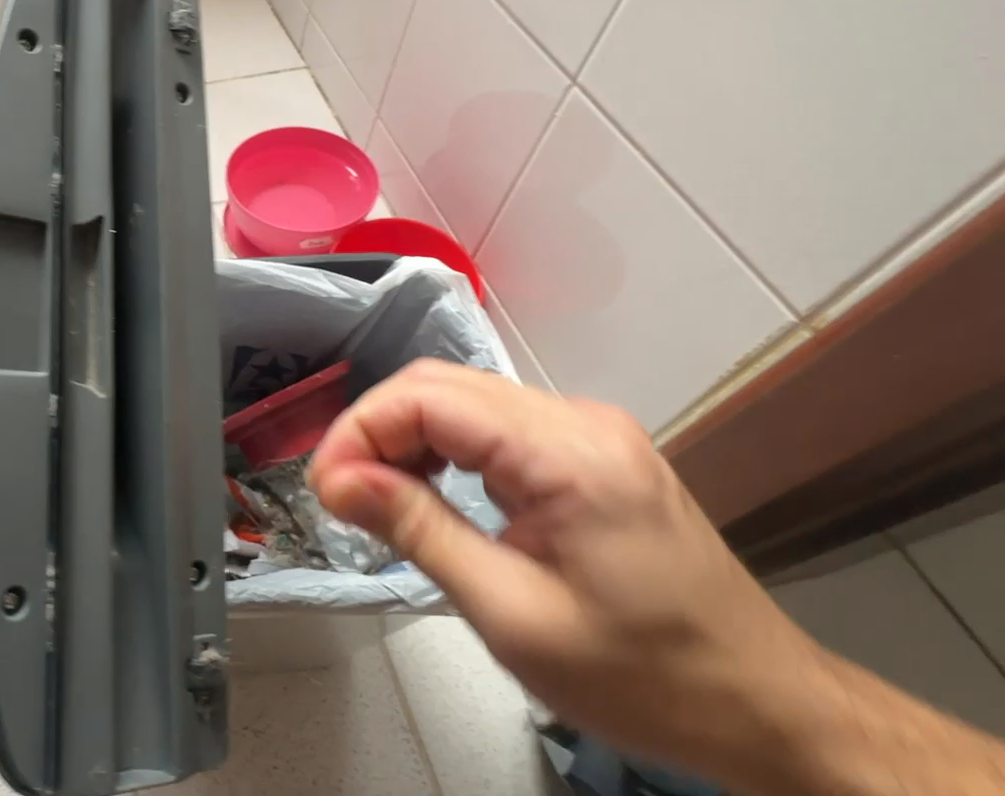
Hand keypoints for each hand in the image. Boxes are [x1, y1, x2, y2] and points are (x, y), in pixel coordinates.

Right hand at [307, 360, 824, 778]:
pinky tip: (427, 488)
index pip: (428, 397)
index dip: (360, 431)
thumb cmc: (642, 677)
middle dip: (374, 430)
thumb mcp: (511, 613)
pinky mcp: (590, 451)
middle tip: (341, 494)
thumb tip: (337, 481)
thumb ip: (417, 530)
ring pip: (462, 397)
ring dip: (404, 437)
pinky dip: (441, 446)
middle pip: (441, 384)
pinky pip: (492, 423)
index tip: (326, 490)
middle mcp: (578, 420)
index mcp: (567, 453)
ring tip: (376, 496)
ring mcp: (589, 431)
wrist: (765, 708)